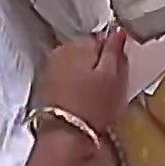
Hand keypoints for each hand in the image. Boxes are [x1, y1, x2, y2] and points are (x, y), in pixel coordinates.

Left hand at [34, 29, 130, 151]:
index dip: (112, 56)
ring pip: (76, 62)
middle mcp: (61, 49)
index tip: (117, 73)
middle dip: (98, 63)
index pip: (101, 39)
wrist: (66, 135)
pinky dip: (75, 81)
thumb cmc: (95, 105)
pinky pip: (67, 73)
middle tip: (107, 85)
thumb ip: (115, 50)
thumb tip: (117, 29)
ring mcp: (51, 65)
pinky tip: (81, 97)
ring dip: (86, 72)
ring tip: (94, 93)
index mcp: (78, 44)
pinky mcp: (47, 81)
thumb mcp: (113, 76)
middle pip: (87, 50)